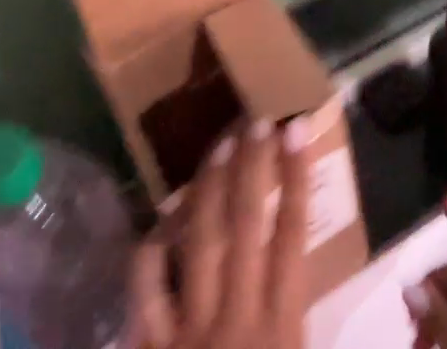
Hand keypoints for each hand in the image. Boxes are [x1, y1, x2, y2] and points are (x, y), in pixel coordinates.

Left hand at [129, 118, 312, 348]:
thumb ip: (300, 318)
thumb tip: (298, 258)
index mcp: (282, 327)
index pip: (293, 234)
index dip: (296, 177)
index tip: (297, 129)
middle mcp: (237, 315)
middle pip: (246, 223)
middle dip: (253, 166)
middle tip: (257, 120)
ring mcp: (189, 326)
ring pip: (200, 239)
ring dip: (211, 186)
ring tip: (222, 145)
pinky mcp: (150, 341)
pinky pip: (147, 279)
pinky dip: (156, 239)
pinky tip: (169, 209)